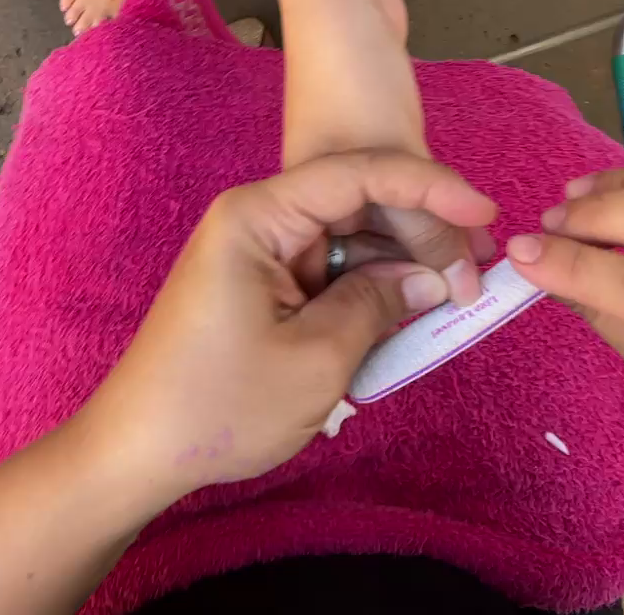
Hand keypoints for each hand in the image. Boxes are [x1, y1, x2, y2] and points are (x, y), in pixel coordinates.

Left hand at [79, 152, 496, 497]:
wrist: (139, 448)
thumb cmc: (220, 403)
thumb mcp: (316, 359)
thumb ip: (379, 305)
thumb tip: (430, 278)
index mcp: (259, 215)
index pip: (356, 174)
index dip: (428, 185)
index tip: (484, 210)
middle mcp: (259, 217)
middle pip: (355, 203)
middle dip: (421, 232)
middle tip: (480, 270)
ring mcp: (261, 249)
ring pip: (348, 238)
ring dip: (400, 264)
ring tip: (457, 294)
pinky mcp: (265, 280)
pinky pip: (330, 268)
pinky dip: (370, 287)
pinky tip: (410, 309)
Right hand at [276, 0, 488, 303]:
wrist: (343, 2)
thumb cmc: (353, 81)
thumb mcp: (391, 158)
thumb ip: (425, 227)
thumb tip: (463, 291)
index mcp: (306, 210)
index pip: (348, 275)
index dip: (395, 300)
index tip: (448, 320)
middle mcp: (323, 199)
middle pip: (370, 252)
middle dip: (422, 272)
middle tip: (477, 297)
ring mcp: (345, 171)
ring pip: (391, 224)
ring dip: (435, 241)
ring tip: (484, 268)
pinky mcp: (371, 147)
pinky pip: (401, 196)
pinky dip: (433, 211)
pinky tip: (469, 229)